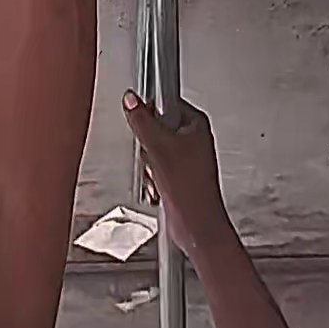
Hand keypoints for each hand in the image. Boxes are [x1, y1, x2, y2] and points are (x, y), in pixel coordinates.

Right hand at [124, 90, 232, 253]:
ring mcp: (186, 157)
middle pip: (157, 127)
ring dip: (150, 164)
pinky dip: (153, 176)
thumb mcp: (158, 147)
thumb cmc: (190, 189)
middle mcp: (193, 137)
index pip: (165, 102)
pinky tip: (159, 186)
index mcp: (195, 123)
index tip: (145, 123)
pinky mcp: (179, 174)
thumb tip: (131, 99)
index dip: (151, 113)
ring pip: (154, 149)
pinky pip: (157, 166)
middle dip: (149, 145)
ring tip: (158, 174)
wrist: (196, 228)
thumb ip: (142, 121)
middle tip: (154, 155)